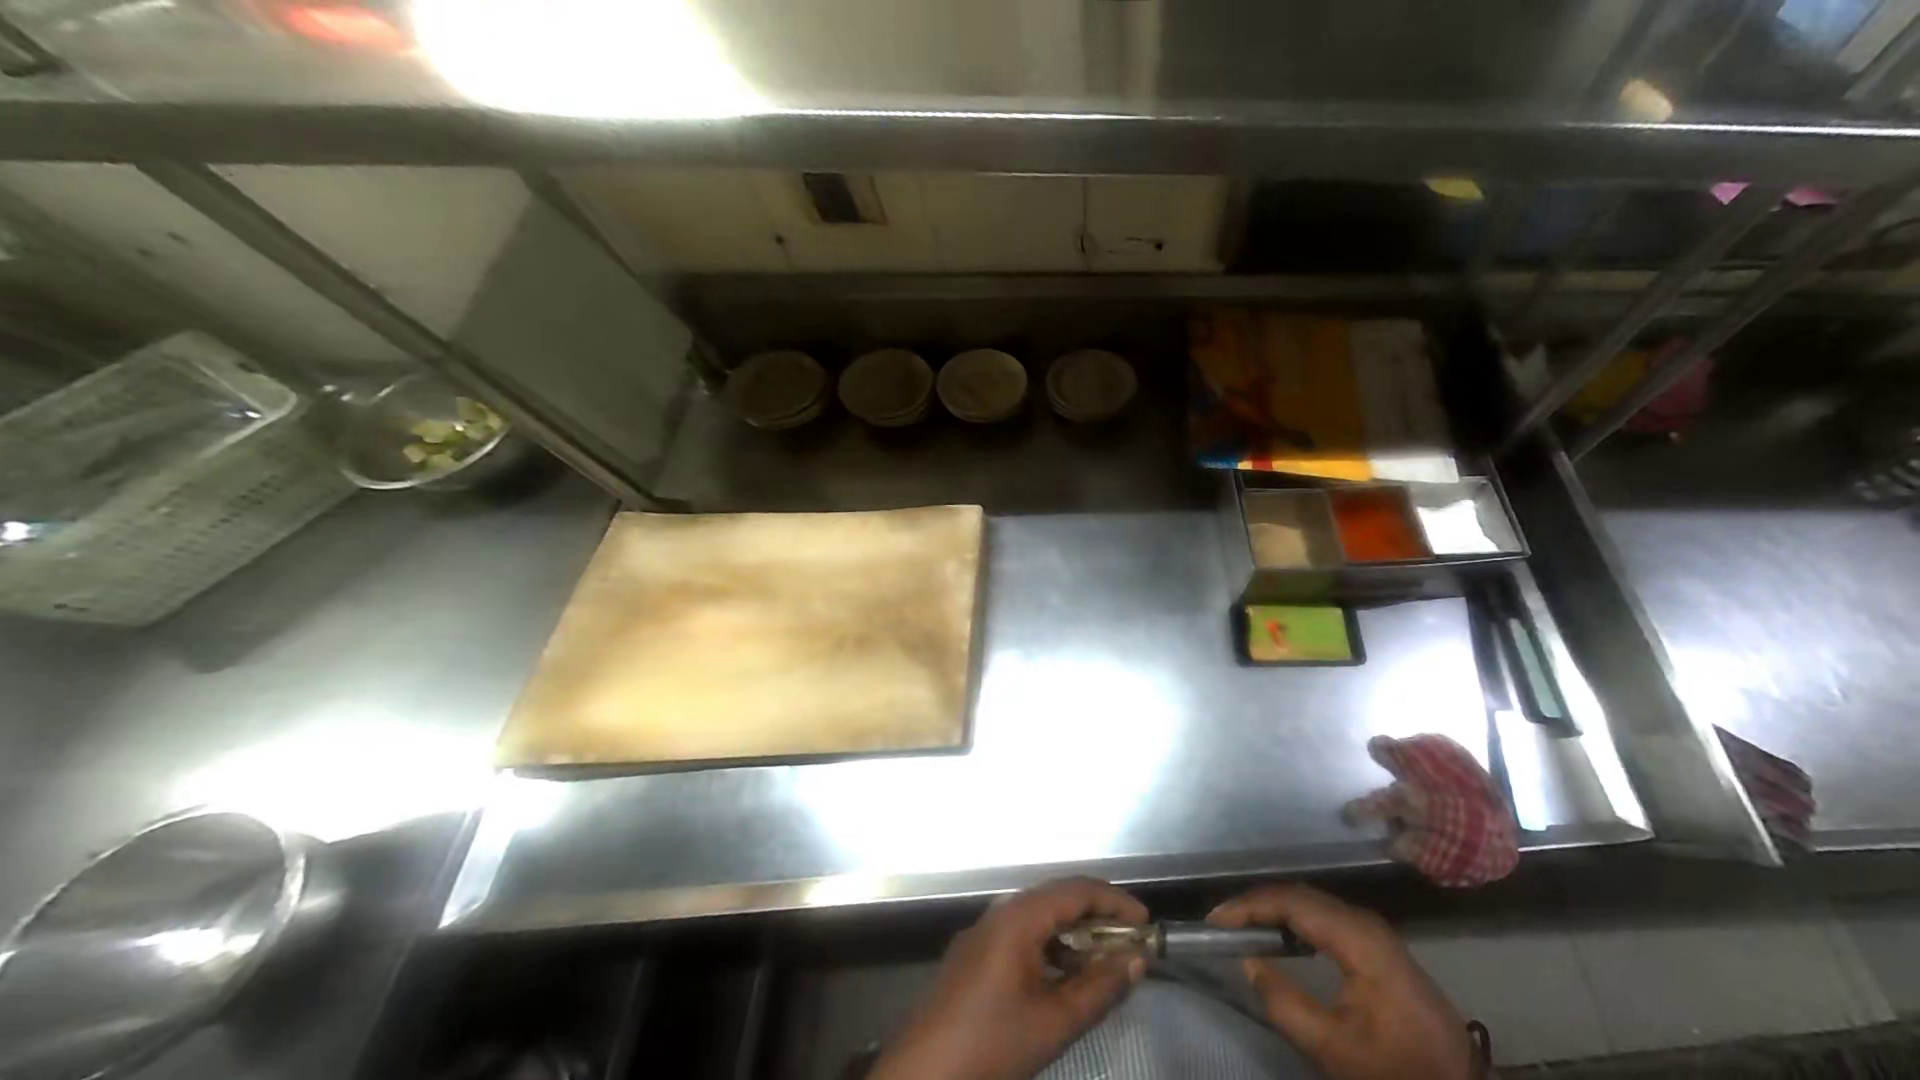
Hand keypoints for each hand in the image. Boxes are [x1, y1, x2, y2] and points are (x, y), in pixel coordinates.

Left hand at [869, 878, 1148, 1079]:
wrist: (923, 1073)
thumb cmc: (993, 1044)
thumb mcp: (1055, 1021)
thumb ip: (1100, 987)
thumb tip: (1137, 958)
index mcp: (1017, 918)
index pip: (1075, 890)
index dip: (1114, 900)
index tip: (1147, 923)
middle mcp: (998, 913)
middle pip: (1056, 897)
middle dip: (1097, 914)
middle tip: (1132, 940)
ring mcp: (982, 932)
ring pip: (1038, 916)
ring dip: (1073, 932)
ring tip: (1105, 960)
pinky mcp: (973, 953)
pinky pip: (1020, 934)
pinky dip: (1050, 945)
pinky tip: (1065, 975)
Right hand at [1208, 884, 1474, 1079]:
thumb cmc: (1396, 1068)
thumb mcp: (1334, 1048)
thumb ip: (1283, 1003)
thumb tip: (1248, 962)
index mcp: (1359, 940)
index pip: (1292, 903)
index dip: (1249, 906)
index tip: (1215, 920)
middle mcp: (1366, 923)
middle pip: (1301, 895)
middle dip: (1256, 903)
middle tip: (1222, 921)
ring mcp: (1374, 932)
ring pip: (1312, 902)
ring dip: (1273, 909)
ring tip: (1241, 924)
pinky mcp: (1377, 945)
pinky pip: (1325, 917)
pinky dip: (1293, 918)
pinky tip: (1277, 934)